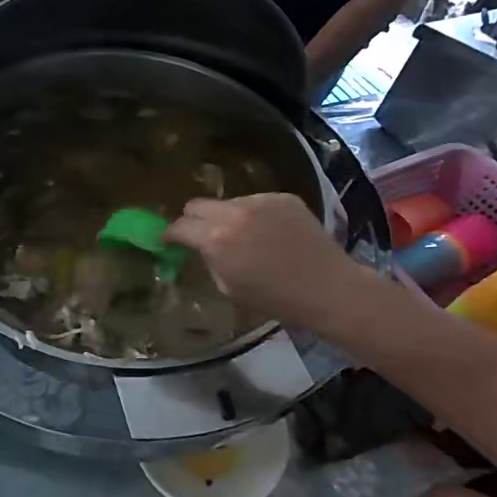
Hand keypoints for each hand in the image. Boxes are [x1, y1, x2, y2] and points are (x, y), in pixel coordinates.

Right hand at [163, 194, 366, 328]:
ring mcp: (260, 201)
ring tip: (241, 236)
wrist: (328, 288)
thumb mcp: (229, 287)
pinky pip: (255, 202)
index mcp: (215, 239)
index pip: (179, 226)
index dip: (169, 235)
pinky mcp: (283, 197)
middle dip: (192, 220)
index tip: (169, 242)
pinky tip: (268, 233)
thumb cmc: (275, 299)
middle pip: (196, 204)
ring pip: (227, 202)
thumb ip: (209, 261)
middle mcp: (233, 212)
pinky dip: (253, 214)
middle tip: (200, 236)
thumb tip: (202, 249)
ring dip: (225, 216)